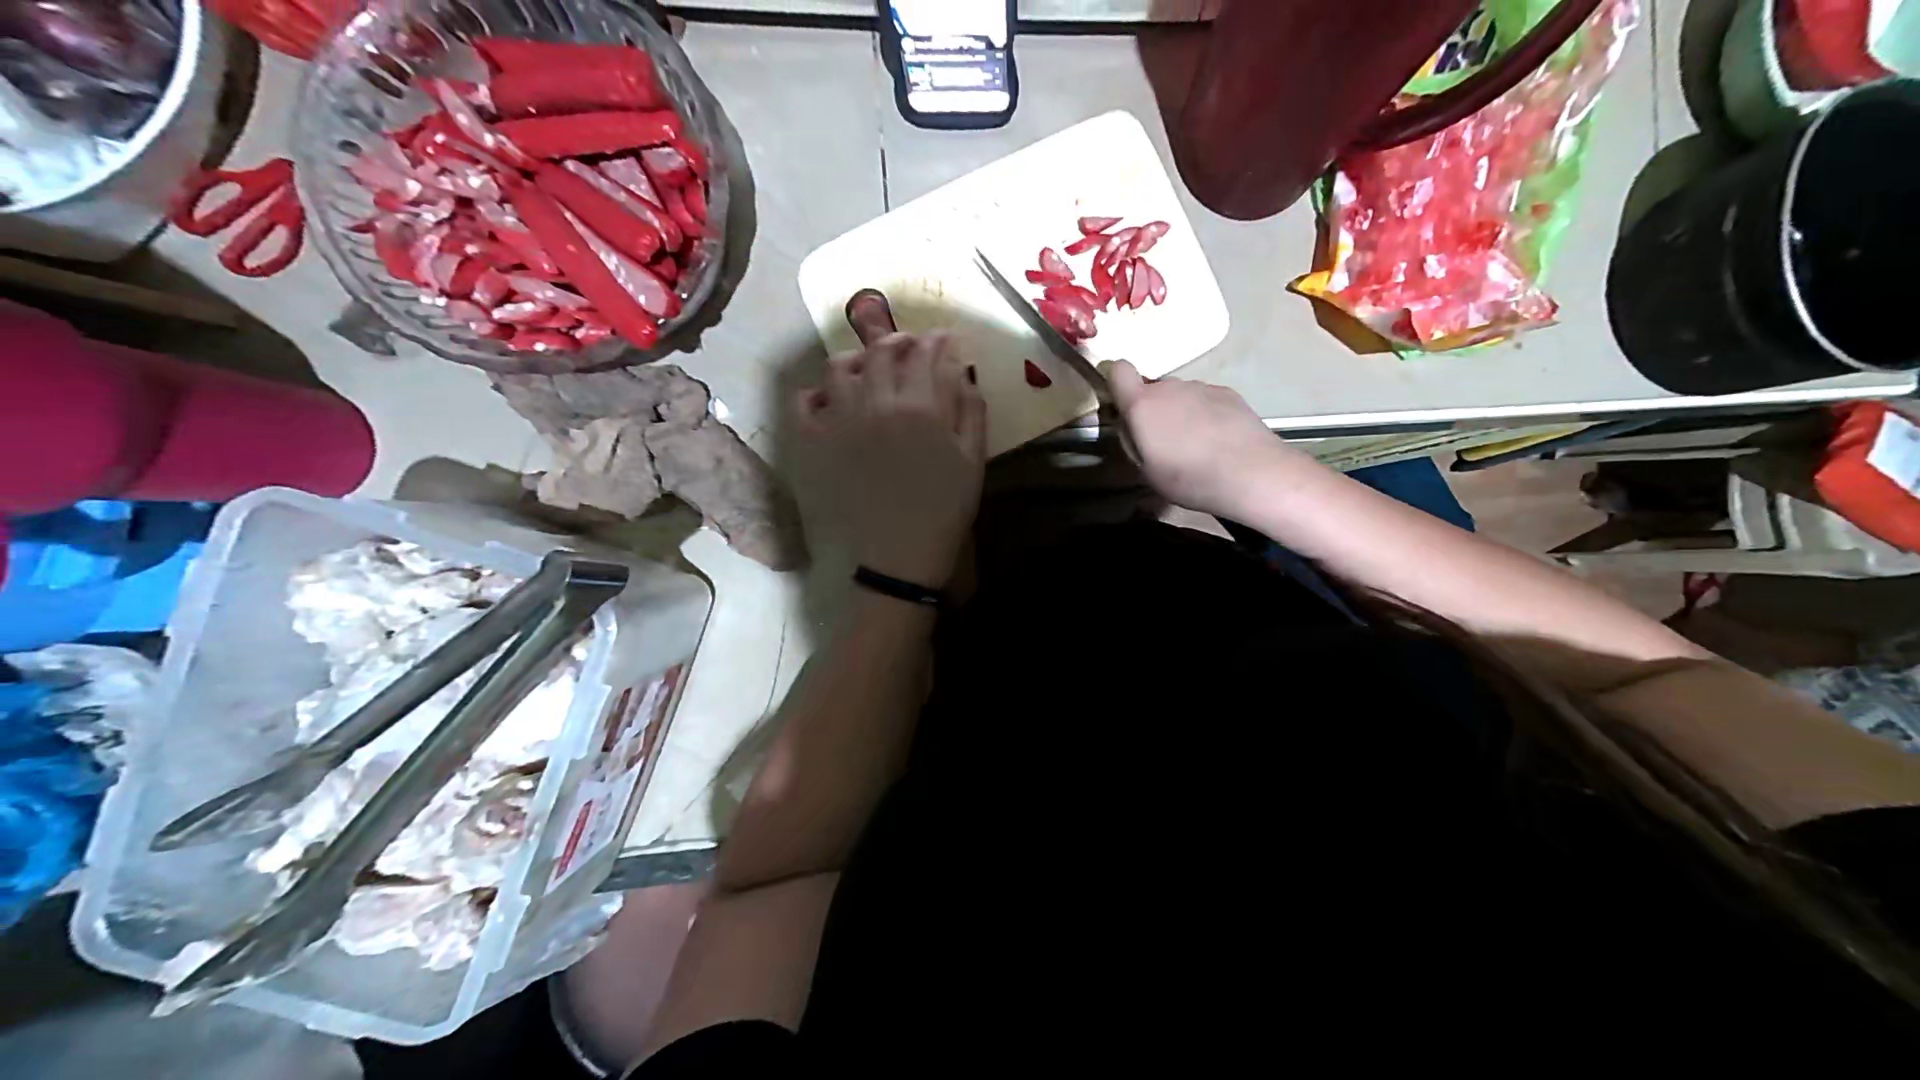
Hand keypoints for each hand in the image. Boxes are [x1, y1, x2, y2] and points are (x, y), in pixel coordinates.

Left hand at [798, 329, 986, 588]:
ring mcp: (841, 421)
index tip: (943, 338)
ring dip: (857, 359)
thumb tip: (963, 371)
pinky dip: (816, 392)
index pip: (927, 353)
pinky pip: (804, 402)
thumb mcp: (973, 461)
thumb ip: (971, 410)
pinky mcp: (815, 443)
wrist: (899, 556)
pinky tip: (831, 399)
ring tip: (867, 369)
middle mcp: (878, 403)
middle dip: (898, 340)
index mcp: (922, 407)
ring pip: (840, 367)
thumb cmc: (944, 511)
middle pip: (882, 351)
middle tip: (907, 346)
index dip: (937, 340)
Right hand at [1104, 359, 1303, 518]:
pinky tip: (1217, 440)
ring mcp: (1201, 387)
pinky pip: (1204, 399)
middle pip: (1151, 389)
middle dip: (1152, 409)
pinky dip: (1205, 413)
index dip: (1117, 384)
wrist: (1252, 473)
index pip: (1119, 370)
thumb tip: (1131, 426)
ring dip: (1180, 412)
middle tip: (1163, 442)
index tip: (1123, 407)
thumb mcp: (1146, 471)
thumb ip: (1133, 441)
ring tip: (1194, 445)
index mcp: (1142, 405)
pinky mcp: (1228, 392)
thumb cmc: (1189, 478)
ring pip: (1179, 394)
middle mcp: (1170, 387)